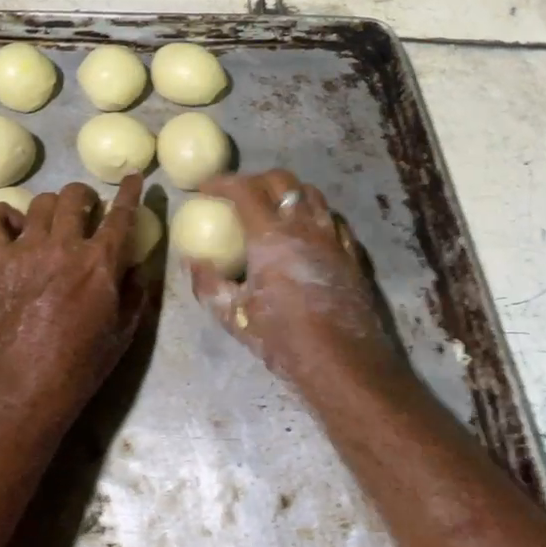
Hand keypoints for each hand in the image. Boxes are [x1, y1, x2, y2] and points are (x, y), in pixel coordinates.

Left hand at [0, 174, 150, 420]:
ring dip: (52, 205)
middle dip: (85, 196)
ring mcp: (28, 250)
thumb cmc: (82, 364)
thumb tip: (138, 266)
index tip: (134, 177)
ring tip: (55, 219)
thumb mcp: (124, 331)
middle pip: (75, 196)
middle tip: (88, 209)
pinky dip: (4, 215)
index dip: (130, 192)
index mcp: (101, 262)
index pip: (121, 214)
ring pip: (41, 202)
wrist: (28, 382)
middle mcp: (65, 246)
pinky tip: (15, 226)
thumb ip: (135, 293)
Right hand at [187, 169, 408, 397]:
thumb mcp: (234, 317)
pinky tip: (305, 234)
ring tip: (272, 209)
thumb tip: (193, 260)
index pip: (244, 189)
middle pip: (280, 180)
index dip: (221, 182)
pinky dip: (314, 215)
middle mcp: (304, 226)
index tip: (204, 189)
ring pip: (311, 194)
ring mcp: (333, 238)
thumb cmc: (285, 340)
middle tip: (238, 195)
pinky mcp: (352, 254)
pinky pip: (332, 219)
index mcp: (271, 236)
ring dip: (286, 193)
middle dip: (255, 180)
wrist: (345, 366)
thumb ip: (208, 283)